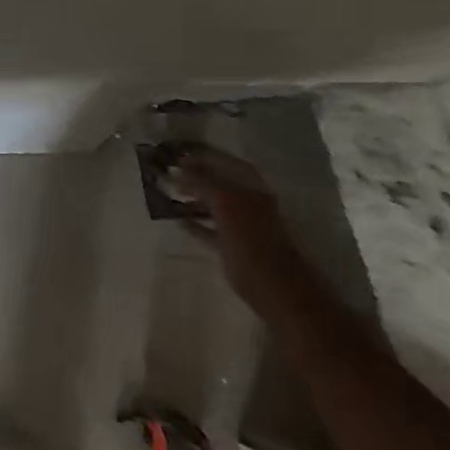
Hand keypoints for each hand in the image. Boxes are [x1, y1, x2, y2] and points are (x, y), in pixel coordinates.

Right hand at [177, 148, 299, 305]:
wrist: (280, 293)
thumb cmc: (253, 245)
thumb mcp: (227, 205)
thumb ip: (205, 183)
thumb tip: (182, 167)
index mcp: (251, 186)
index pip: (222, 161)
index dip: (200, 157)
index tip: (174, 156)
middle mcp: (250, 201)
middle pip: (219, 182)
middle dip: (195, 177)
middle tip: (169, 174)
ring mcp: (245, 225)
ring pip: (216, 205)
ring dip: (195, 199)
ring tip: (171, 196)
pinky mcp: (238, 249)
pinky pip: (214, 229)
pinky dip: (198, 224)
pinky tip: (180, 222)